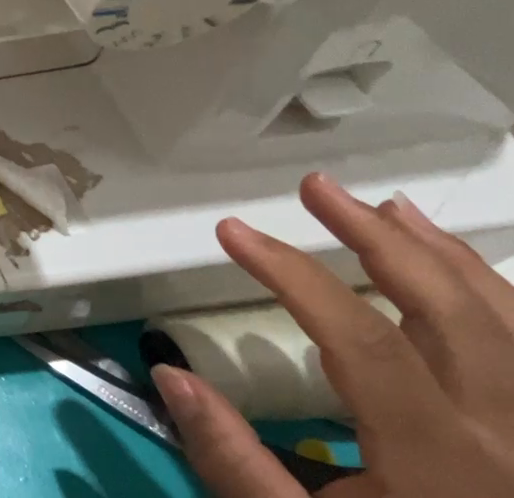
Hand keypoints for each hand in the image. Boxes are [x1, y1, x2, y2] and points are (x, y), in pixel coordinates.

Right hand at [152, 173, 513, 496]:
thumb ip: (235, 461)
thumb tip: (170, 375)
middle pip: (454, 314)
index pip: (362, 339)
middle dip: (380, 240)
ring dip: (444, 256)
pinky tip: (458, 272)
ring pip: (509, 323)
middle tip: (318, 189)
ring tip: (386, 208)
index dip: (293, 274)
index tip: (231, 231)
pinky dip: (495, 295)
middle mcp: (507, 435)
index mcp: (441, 457)